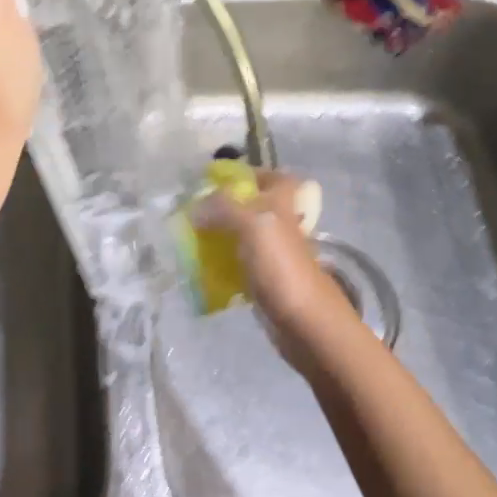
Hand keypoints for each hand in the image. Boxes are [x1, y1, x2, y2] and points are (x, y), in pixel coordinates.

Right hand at [198, 170, 356, 375]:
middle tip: (196, 210)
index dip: (256, 174)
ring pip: (244, 238)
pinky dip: (222, 266)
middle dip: (226, 207)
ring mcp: (273, 257)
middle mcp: (280, 227)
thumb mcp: (252, 224)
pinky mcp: (265, 283)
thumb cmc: (282, 266)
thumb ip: (223, 207)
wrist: (306, 323)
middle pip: (256, 208)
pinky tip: (201, 269)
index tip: (224, 178)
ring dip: (220, 236)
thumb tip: (196, 206)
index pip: (278, 179)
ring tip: (190, 238)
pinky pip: (239, 267)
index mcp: (283, 206)